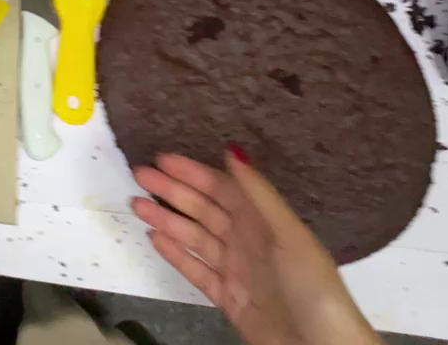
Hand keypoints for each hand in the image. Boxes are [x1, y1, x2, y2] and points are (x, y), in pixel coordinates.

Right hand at [132, 150, 379, 344]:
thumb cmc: (311, 287)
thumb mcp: (289, 234)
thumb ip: (258, 193)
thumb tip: (231, 149)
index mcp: (263, 221)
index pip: (221, 188)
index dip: (192, 172)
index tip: (162, 158)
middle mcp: (246, 240)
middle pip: (203, 209)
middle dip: (171, 190)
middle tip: (139, 174)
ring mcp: (236, 270)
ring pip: (194, 236)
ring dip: (165, 218)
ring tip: (136, 205)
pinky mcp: (228, 298)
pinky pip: (196, 270)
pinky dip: (175, 253)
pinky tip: (155, 238)